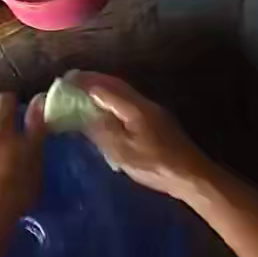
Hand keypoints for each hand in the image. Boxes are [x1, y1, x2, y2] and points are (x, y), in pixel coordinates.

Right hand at [74, 73, 216, 199]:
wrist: (193, 175)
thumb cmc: (156, 165)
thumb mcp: (122, 152)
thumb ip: (102, 131)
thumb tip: (83, 114)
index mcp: (134, 107)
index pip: (104, 88)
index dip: (83, 83)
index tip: (64, 81)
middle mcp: (144, 102)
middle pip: (115, 84)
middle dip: (92, 80)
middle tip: (71, 81)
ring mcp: (152, 110)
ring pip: (123, 92)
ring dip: (103, 88)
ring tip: (84, 92)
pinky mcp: (156, 120)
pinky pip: (129, 101)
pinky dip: (113, 99)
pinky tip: (107, 109)